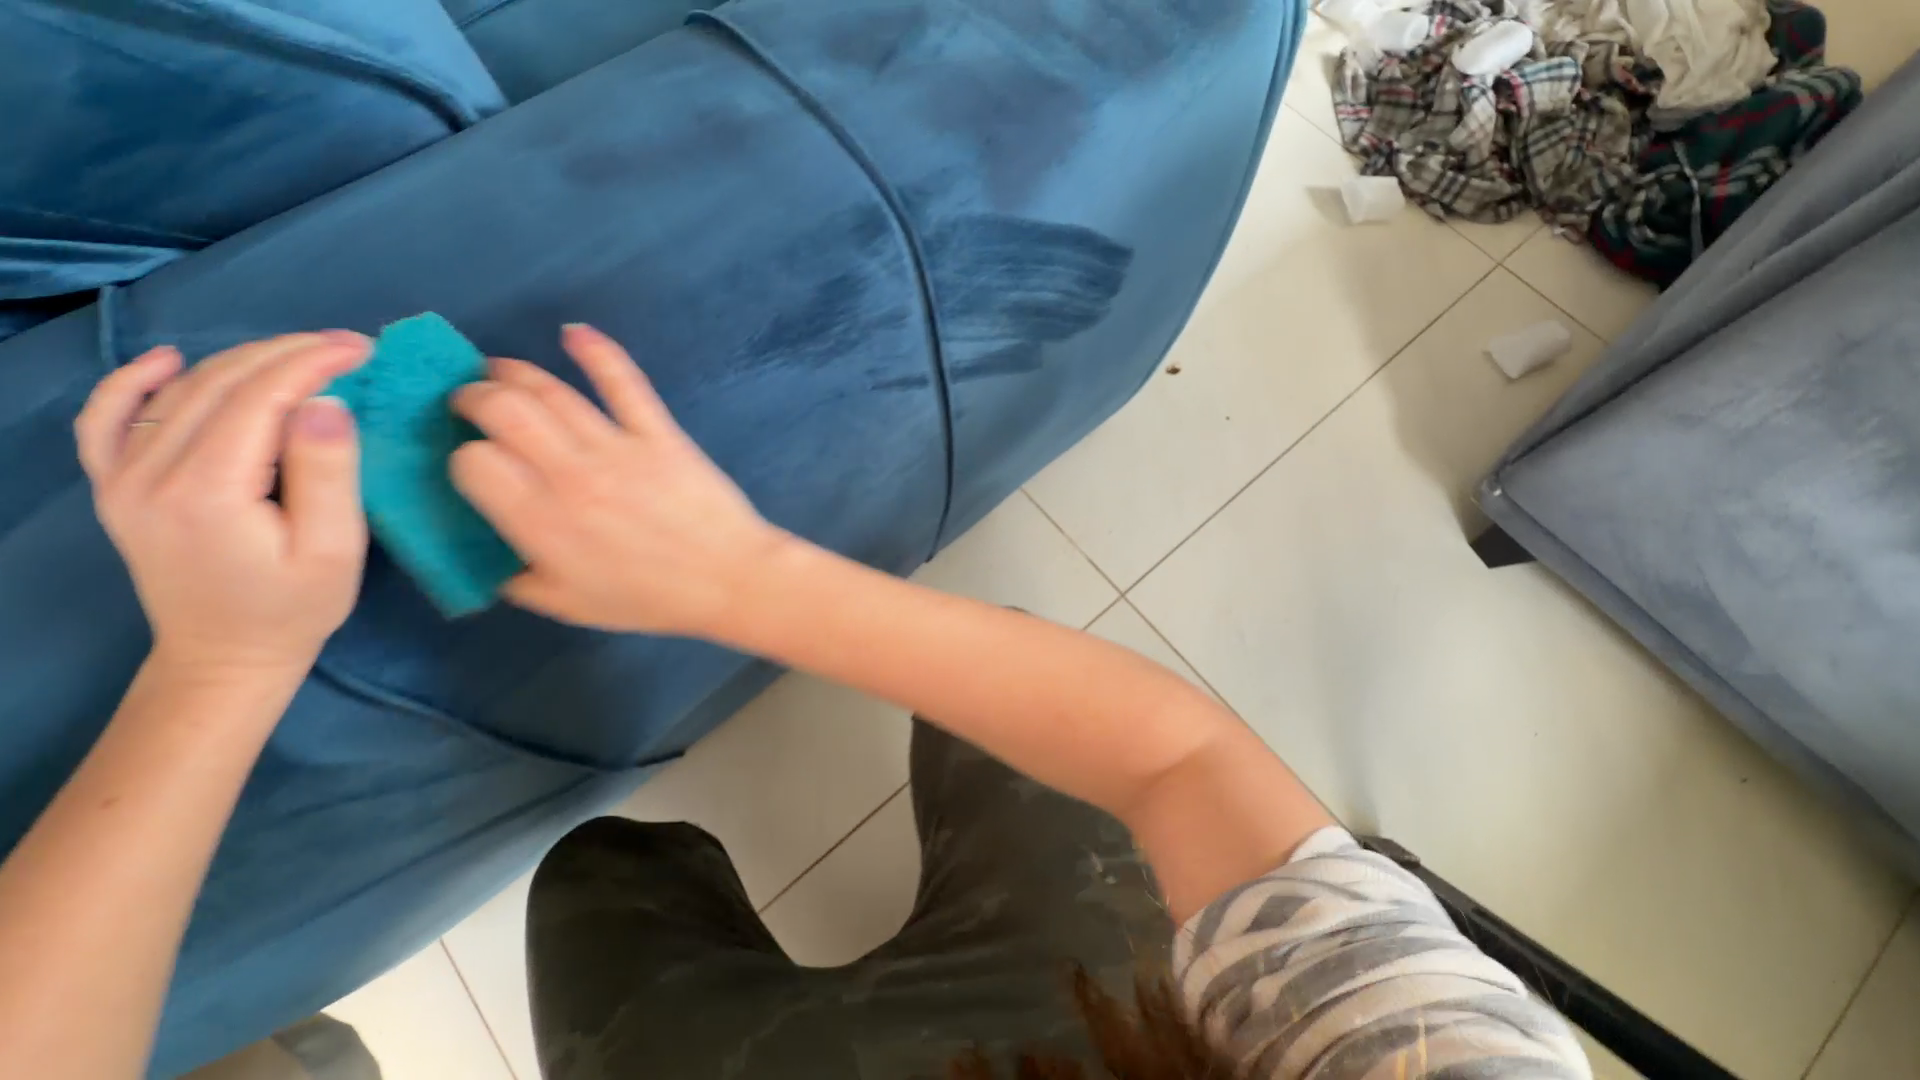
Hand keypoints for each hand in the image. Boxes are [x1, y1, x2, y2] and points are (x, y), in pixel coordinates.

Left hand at [75, 332, 371, 676]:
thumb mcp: (334, 549)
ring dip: (240, 361)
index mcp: (209, 489)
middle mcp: (151, 472)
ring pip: (178, 392)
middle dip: (285, 353)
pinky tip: (166, 360)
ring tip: (299, 354)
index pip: (259, 397)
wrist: (226, 655)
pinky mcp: (116, 486)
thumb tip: (323, 404)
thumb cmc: (295, 606)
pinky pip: (108, 419)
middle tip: (344, 345)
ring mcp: (122, 477)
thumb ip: (327, 473)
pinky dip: (132, 381)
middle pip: (219, 384)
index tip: (360, 347)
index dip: (311, 362)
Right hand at [450, 324, 787, 636]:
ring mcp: (618, 447)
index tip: (472, 463)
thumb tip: (486, 562)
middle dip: (472, 398)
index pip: (474, 462)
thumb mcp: (571, 605)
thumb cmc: (650, 598)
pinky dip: (598, 352)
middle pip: (502, 410)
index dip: (462, 457)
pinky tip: (574, 332)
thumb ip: (519, 581)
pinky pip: (624, 383)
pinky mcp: (659, 432)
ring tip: (495, 370)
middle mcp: (571, 475)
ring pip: (553, 392)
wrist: (730, 579)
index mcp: (541, 521)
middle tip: (468, 403)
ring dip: (514, 372)